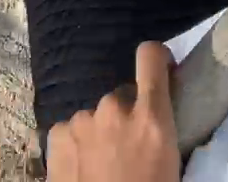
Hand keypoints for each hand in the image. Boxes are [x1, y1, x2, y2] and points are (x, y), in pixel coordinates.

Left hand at [45, 42, 180, 181]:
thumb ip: (159, 130)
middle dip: (127, 115)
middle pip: (123, 95)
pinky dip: (78, 145)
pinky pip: (73, 129)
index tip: (162, 71)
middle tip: (130, 151)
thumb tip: (158, 118)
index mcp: (152, 119)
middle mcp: (115, 108)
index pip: (152, 56)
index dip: (158, 59)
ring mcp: (83, 119)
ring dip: (102, 132)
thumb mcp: (169, 166)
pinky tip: (82, 171)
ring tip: (104, 168)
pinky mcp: (58, 133)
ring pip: (97, 115)